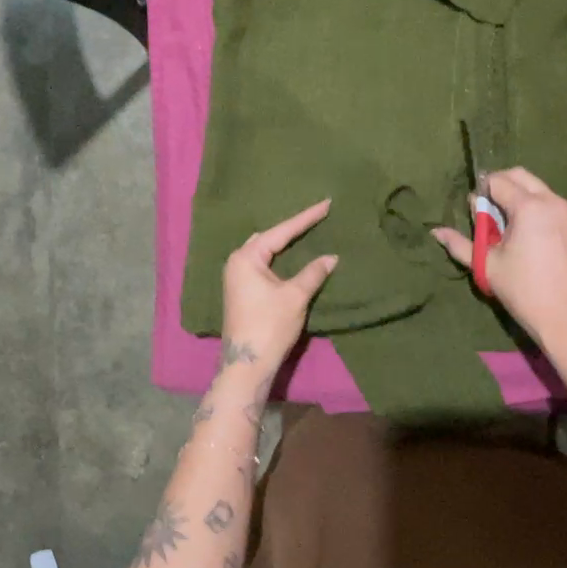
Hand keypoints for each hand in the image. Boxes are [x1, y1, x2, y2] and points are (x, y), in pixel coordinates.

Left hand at [220, 199, 337, 377]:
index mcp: (247, 257)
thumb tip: (331, 257)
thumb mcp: (295, 296)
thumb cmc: (270, 326)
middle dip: (291, 227)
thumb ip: (313, 273)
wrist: (247, 363)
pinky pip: (261, 264)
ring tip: (305, 230)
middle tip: (316, 216)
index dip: (305, 218)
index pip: (281, 231)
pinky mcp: (241, 290)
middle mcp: (237, 262)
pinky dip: (277, 257)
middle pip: (268, 237)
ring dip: (282, 242)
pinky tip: (290, 255)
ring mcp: (236, 277)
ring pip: (263, 250)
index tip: (326, 204)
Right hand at [432, 168, 566, 346]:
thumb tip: (437, 231)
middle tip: (494, 209)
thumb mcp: (488, 267)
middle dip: (505, 185)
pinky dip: (554, 224)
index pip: (498, 181)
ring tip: (525, 235)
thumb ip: (461, 244)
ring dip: (531, 206)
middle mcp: (557, 203)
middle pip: (524, 178)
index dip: (483, 191)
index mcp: (529, 207)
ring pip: (548, 198)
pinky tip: (551, 250)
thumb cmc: (524, 292)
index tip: (477, 207)